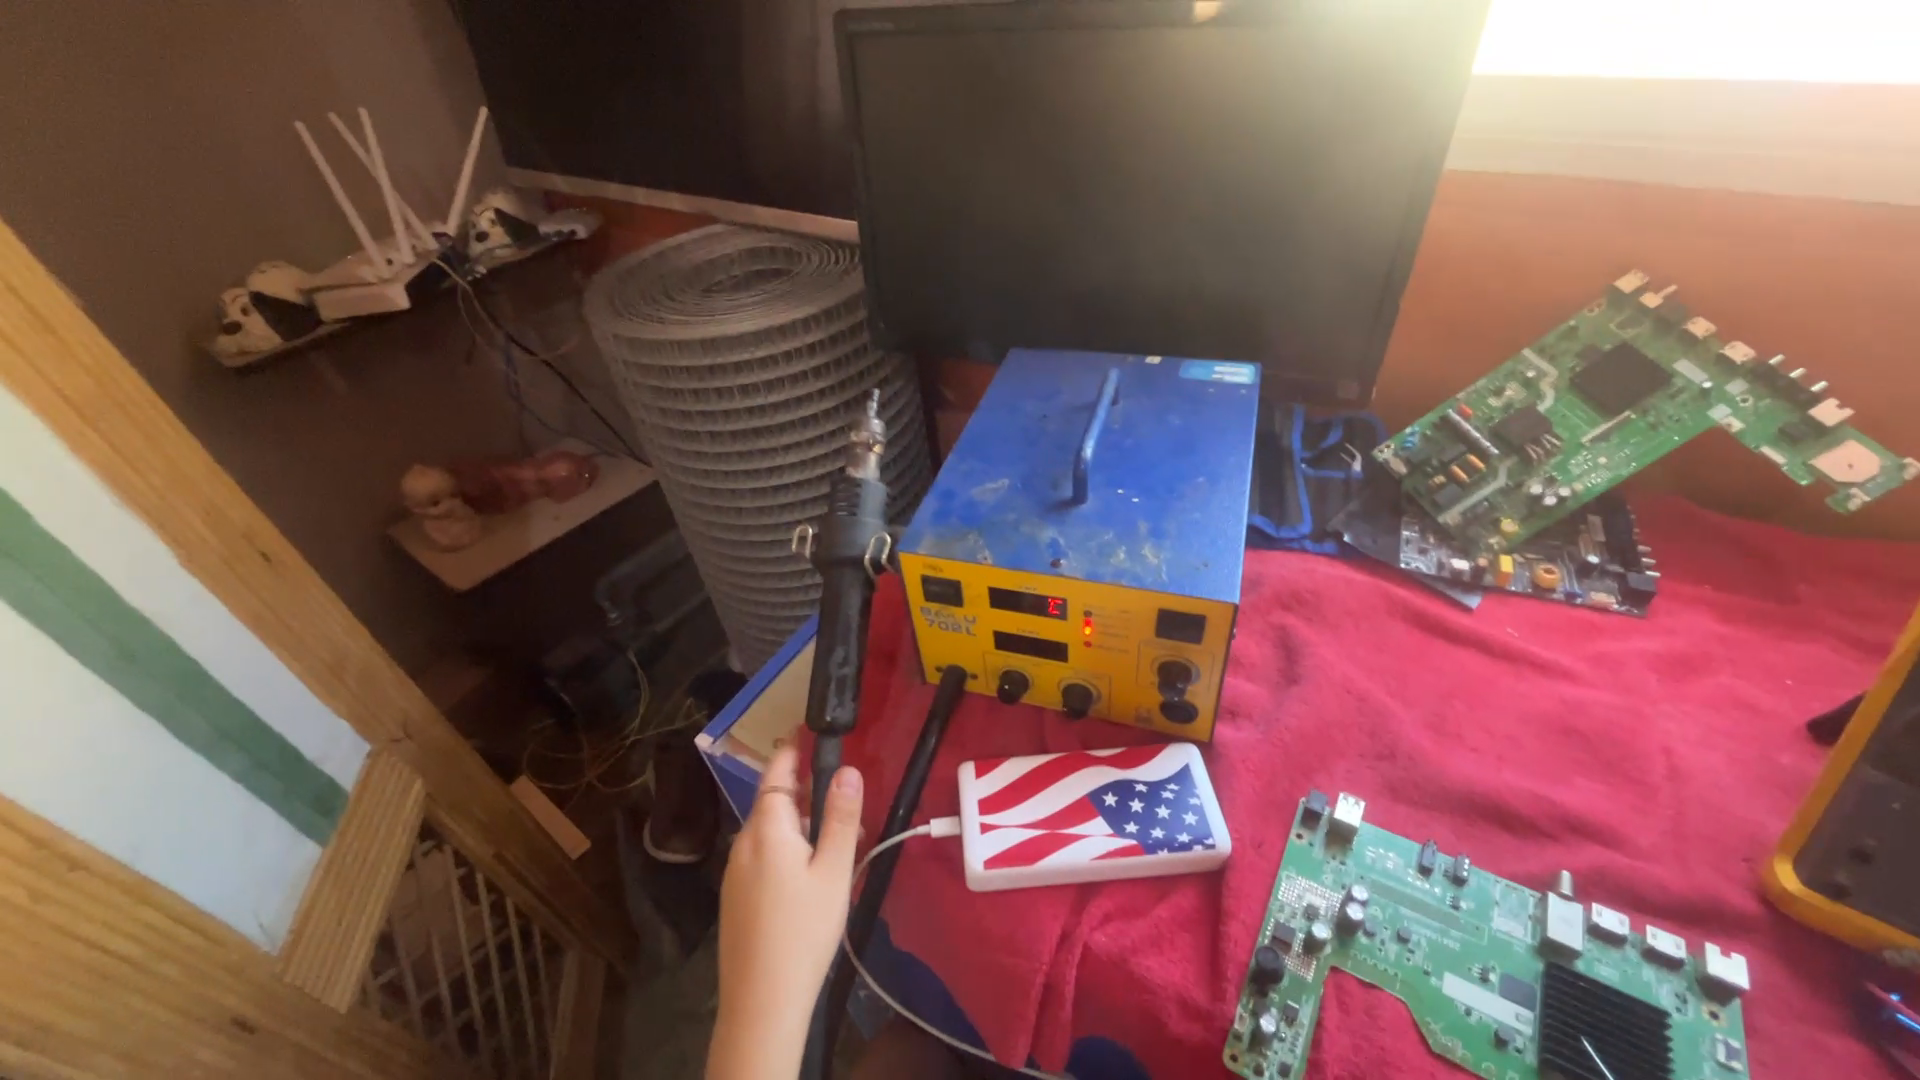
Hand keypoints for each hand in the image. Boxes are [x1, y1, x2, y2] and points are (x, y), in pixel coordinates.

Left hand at [707, 740, 863, 1079]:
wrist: (762, 1000)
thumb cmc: (804, 929)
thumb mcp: (834, 870)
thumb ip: (841, 817)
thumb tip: (847, 768)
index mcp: (766, 829)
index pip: (776, 775)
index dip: (792, 752)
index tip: (808, 733)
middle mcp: (744, 843)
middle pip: (775, 804)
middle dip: (808, 795)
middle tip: (846, 804)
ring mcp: (735, 873)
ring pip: (771, 833)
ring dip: (801, 827)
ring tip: (839, 845)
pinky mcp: (735, 899)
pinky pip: (763, 858)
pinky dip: (788, 850)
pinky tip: (811, 878)